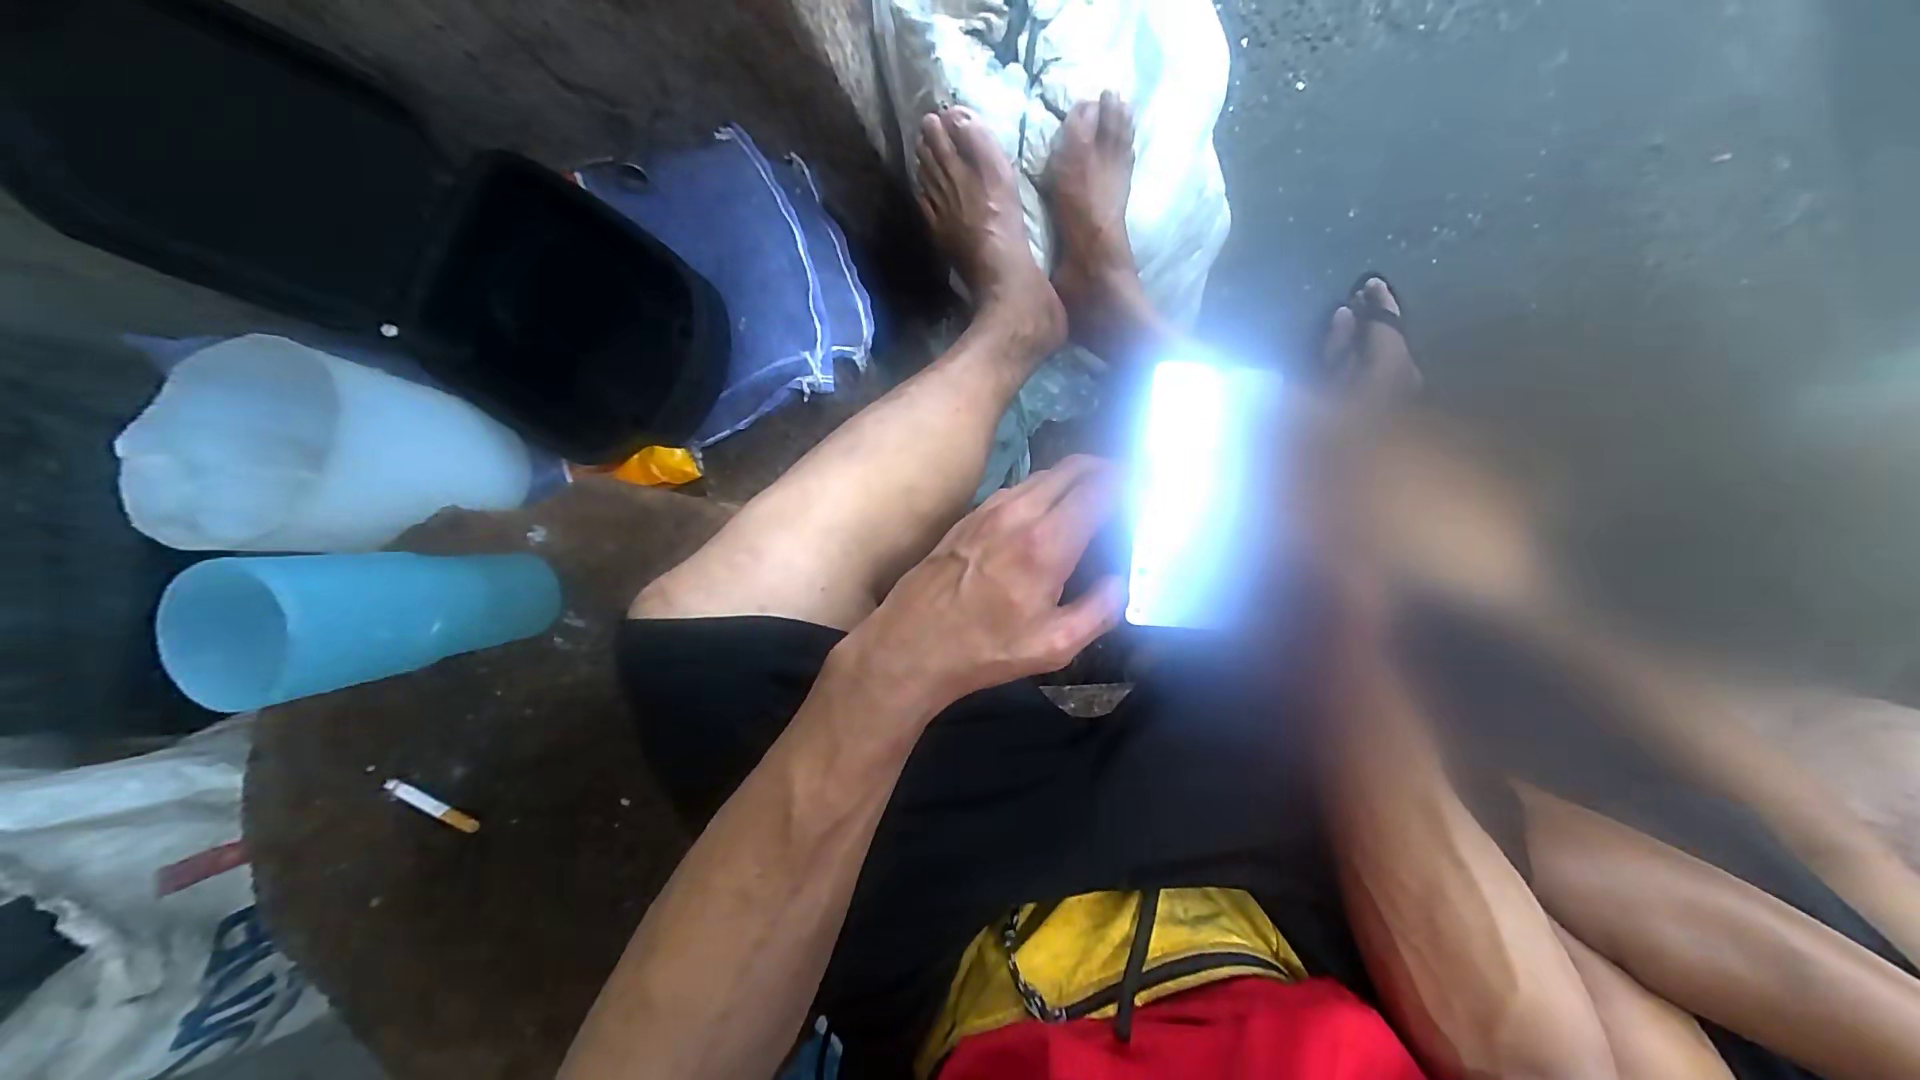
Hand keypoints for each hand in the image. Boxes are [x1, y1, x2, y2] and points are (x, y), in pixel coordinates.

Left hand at [837, 455, 1126, 709]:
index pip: (1100, 488)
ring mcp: (989, 509)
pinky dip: (1043, 489)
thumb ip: (1099, 610)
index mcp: (1046, 543)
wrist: (910, 644)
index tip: (1147, 488)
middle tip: (1125, 488)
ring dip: (1074, 478)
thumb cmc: (985, 650)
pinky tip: (1047, 513)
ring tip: (1091, 500)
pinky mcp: (969, 515)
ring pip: (1044, 474)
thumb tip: (1120, 581)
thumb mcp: (1055, 646)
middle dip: (1106, 471)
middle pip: (1074, 468)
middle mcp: (1019, 512)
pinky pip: (1017, 488)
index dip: (1130, 481)